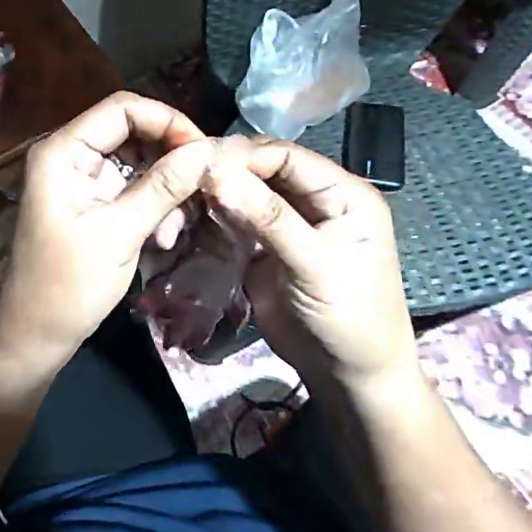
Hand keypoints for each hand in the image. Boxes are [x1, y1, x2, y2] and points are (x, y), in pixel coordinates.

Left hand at [0, 92, 215, 363]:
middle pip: (132, 132)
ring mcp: (80, 181)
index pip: (122, 109)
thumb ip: (162, 188)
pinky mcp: (91, 204)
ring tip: (176, 227)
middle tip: (202, 185)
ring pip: (137, 162)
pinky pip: (131, 189)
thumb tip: (207, 151)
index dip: (167, 121)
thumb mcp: (120, 233)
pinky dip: (153, 206)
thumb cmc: (68, 285)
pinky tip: (163, 238)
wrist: (35, 334)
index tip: (203, 150)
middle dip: (169, 157)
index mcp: (62, 153)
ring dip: (164, 188)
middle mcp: (69, 157)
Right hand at [204, 139, 417, 389]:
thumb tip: (219, 175)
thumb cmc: (350, 318)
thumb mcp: (316, 265)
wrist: (347, 375)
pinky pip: (233, 223)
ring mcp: (285, 225)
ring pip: (244, 195)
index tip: (200, 163)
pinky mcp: (262, 249)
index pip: (286, 157)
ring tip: (181, 199)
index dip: (244, 156)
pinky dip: (213, 220)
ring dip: (215, 196)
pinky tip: (190, 220)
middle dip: (226, 173)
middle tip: (184, 180)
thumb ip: (268, 218)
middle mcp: (312, 201)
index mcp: (341, 193)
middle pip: (261, 171)